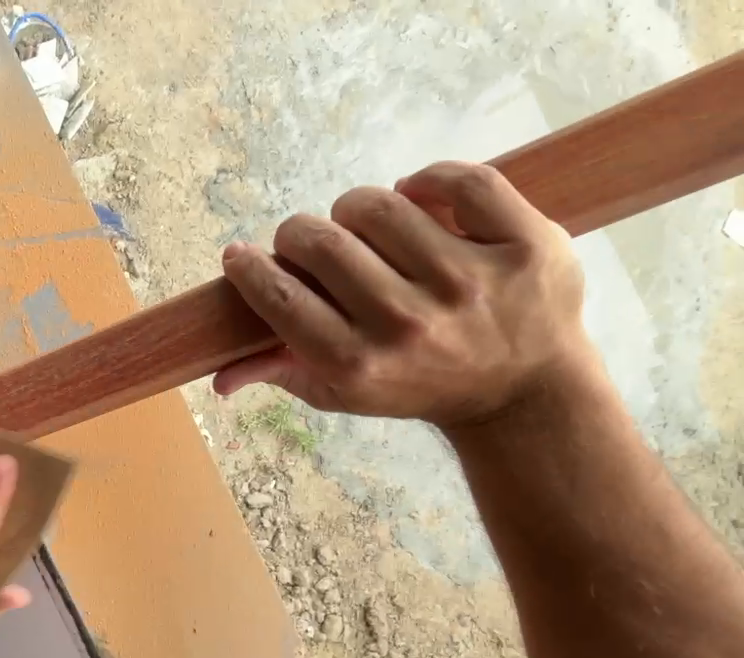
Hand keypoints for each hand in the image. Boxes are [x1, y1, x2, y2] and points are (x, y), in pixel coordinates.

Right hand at [215, 161, 599, 428]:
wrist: (523, 393)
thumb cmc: (411, 388)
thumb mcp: (337, 393)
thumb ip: (279, 373)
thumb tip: (218, 378)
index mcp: (353, 361)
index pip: (280, 297)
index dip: (249, 268)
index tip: (238, 255)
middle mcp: (405, 323)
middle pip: (324, 245)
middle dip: (297, 234)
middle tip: (301, 240)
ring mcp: (468, 281)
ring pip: (384, 207)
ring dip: (354, 207)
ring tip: (357, 219)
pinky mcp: (526, 246)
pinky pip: (467, 184)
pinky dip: (428, 178)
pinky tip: (413, 191)